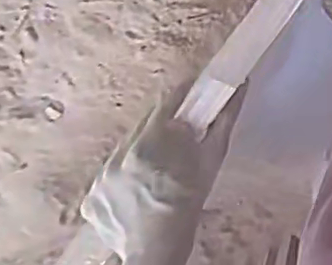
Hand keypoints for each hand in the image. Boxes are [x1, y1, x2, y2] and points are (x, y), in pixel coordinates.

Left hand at [81, 81, 240, 264]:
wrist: (157, 250)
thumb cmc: (190, 199)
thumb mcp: (213, 156)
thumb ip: (226, 116)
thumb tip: (241, 84)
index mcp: (149, 143)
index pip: (166, 102)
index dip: (183, 94)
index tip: (196, 93)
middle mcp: (119, 155)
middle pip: (146, 123)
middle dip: (165, 123)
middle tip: (183, 132)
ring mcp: (101, 178)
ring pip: (128, 145)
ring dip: (145, 146)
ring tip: (161, 162)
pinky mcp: (90, 196)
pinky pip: (113, 170)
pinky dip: (127, 170)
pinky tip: (141, 183)